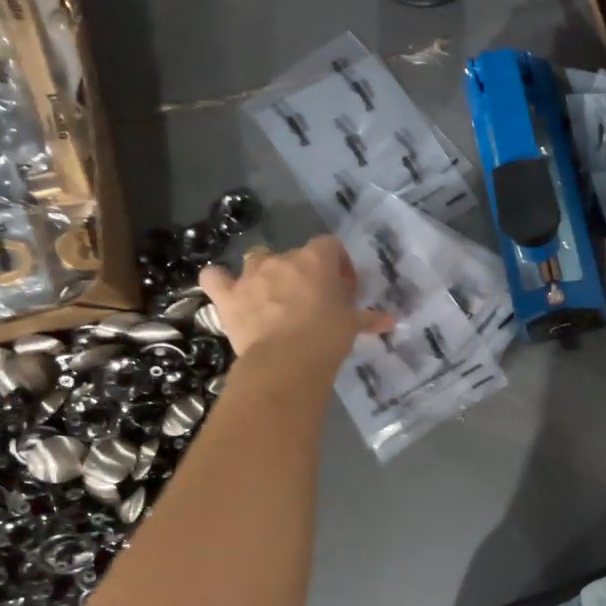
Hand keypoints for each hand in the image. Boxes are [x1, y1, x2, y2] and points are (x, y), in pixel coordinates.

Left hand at [198, 236, 392, 363]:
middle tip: (314, 298)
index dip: (339, 263)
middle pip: (295, 253)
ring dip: (265, 270)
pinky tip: (229, 290)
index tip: (344, 287)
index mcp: (316, 260)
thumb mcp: (353, 325)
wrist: (285, 361)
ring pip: (256, 257)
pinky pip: (214, 277)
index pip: (331, 244)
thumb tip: (390, 321)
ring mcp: (251, 276)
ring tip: (274, 293)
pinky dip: (220, 279)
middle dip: (305, 272)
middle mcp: (282, 260)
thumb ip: (369, 318)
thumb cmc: (327, 336)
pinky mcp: (227, 296)